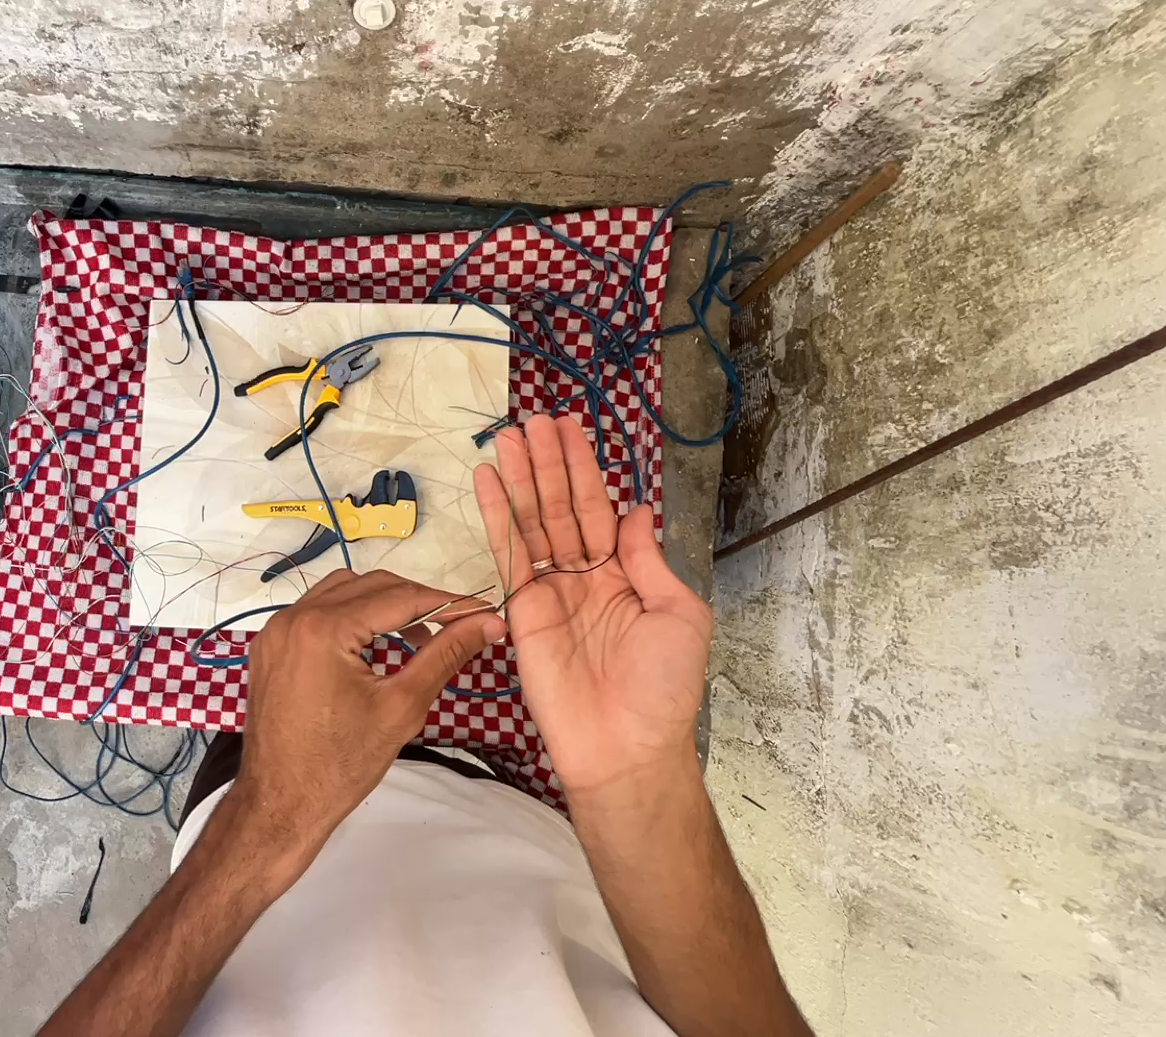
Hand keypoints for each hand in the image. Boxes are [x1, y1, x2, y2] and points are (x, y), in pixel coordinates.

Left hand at [231, 569, 505, 849]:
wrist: (280, 806)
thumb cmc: (343, 765)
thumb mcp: (402, 706)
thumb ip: (446, 654)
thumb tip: (489, 622)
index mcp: (323, 628)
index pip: (399, 597)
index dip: (448, 603)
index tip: (484, 612)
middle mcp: (293, 616)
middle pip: (370, 586)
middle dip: (417, 601)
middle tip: (456, 626)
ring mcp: (276, 629)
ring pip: (342, 591)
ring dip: (383, 604)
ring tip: (418, 636)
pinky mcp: (269, 644)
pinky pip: (317, 610)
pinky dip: (351, 616)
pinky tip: (375, 642)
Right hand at [472, 415, 713, 795]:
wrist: (625, 745)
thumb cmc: (663, 685)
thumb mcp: (678, 614)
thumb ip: (647, 559)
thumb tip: (635, 510)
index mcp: (622, 572)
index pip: (598, 507)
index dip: (584, 467)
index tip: (570, 429)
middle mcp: (582, 573)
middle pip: (560, 506)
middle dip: (547, 462)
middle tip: (531, 420)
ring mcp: (548, 588)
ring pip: (531, 521)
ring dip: (519, 478)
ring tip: (506, 437)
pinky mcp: (520, 606)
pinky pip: (506, 554)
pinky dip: (496, 516)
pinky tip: (487, 483)